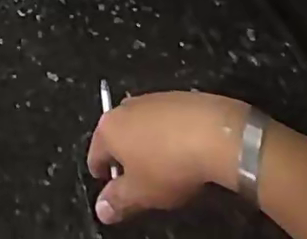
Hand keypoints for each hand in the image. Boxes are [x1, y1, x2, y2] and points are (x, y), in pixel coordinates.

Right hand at [87, 92, 247, 224]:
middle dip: (123, 157)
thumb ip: (118, 201)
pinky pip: (161, 119)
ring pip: (138, 125)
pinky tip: (180, 148)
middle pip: (115, 136)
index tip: (109, 188)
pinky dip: (164, 133)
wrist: (211, 133)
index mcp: (107, 130)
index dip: (100, 174)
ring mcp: (146, 100)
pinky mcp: (171, 97)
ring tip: (162, 165)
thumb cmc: (169, 165)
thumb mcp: (142, 194)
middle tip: (138, 180)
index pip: (95, 154)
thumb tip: (101, 209)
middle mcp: (121, 109)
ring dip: (144, 143)